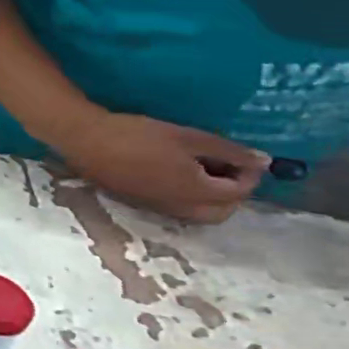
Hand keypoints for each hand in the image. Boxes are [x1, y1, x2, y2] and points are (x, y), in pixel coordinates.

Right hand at [48, 110, 267, 223]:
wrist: (83, 139)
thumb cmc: (137, 134)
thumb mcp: (186, 136)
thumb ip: (227, 150)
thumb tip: (265, 162)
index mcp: (198, 191)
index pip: (239, 191)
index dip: (248, 173)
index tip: (242, 155)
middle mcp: (181, 206)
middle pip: (222, 212)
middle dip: (231, 194)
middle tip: (224, 170)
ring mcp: (156, 206)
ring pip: (196, 214)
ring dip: (208, 199)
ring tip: (198, 174)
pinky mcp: (135, 201)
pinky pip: (173, 208)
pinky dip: (184, 198)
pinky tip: (169, 176)